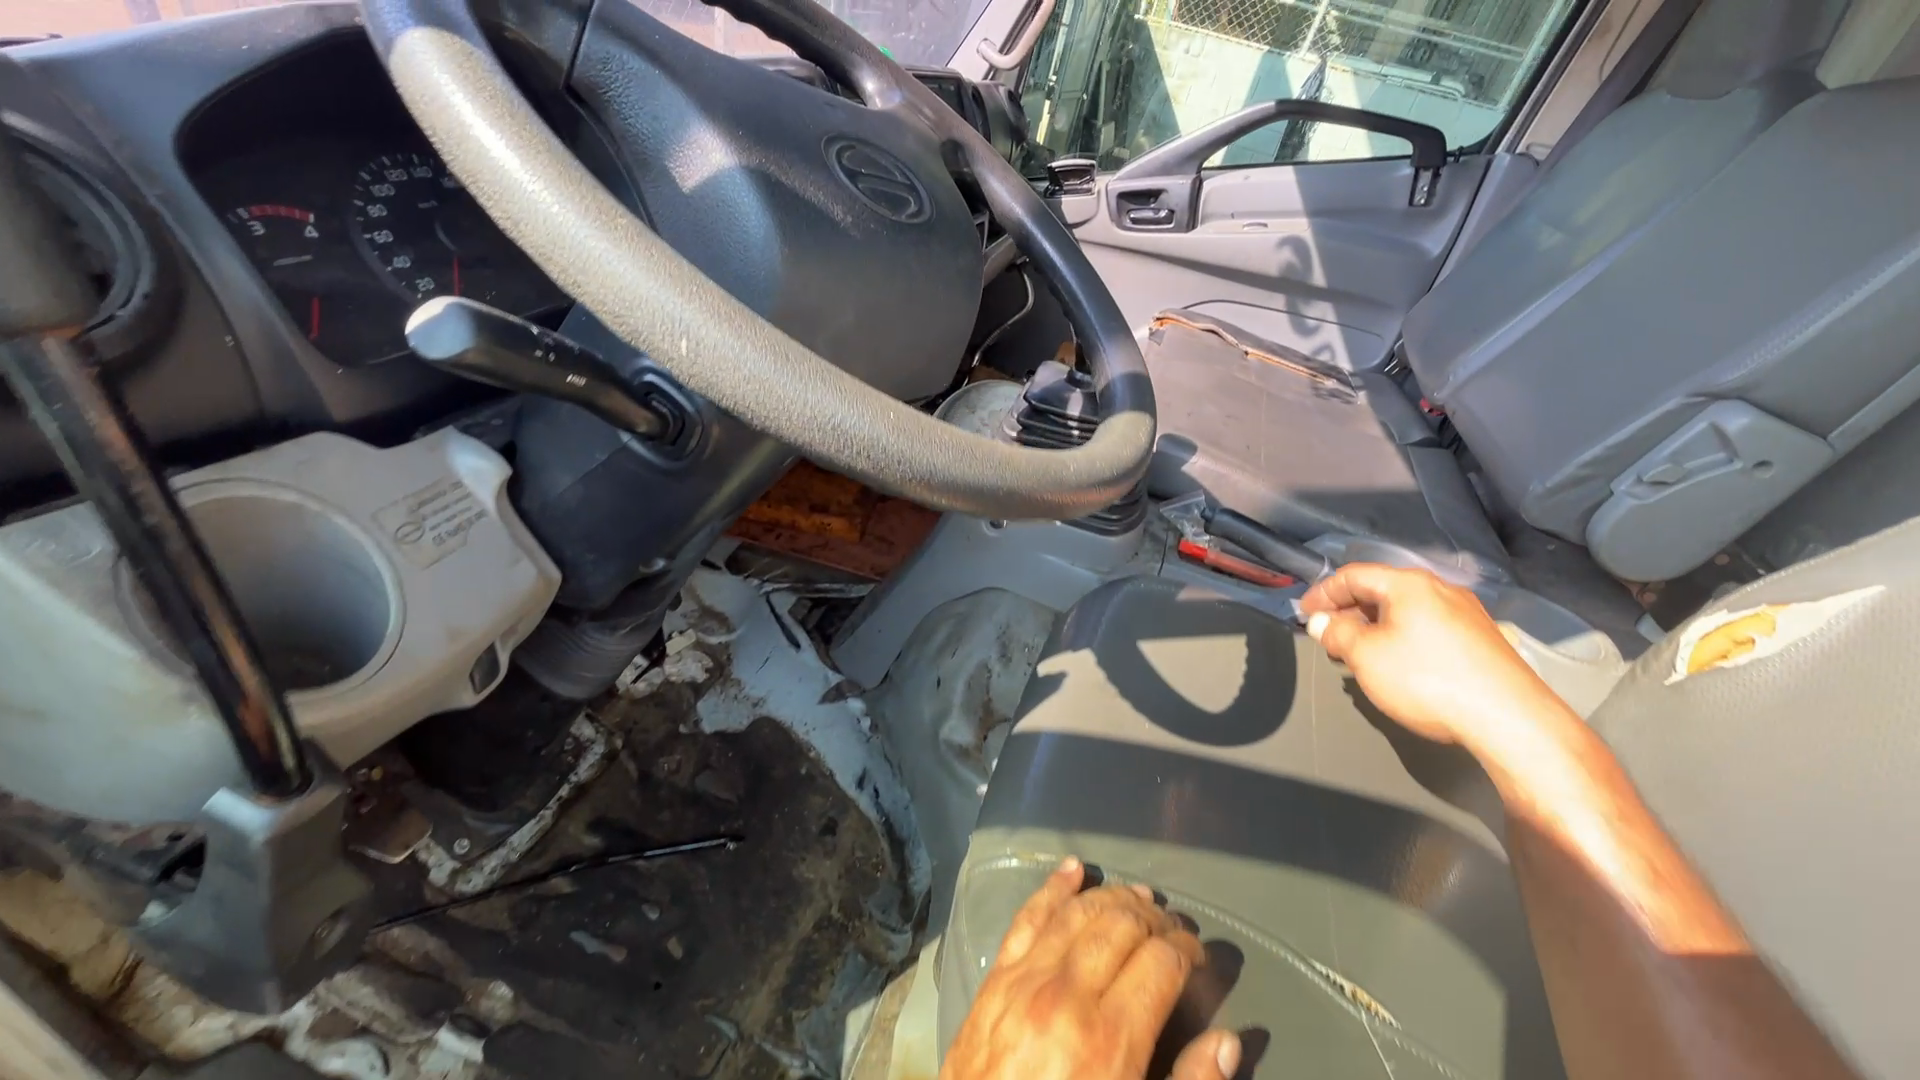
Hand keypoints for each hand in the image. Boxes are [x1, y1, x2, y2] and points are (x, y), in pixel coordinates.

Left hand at [941, 858, 1240, 1079]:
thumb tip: (1228, 1040)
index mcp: (1110, 1039)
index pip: (1161, 962)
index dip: (1188, 950)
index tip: (1198, 956)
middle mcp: (1068, 996)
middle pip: (1122, 926)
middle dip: (1156, 920)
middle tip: (1174, 931)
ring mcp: (1027, 979)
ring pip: (1079, 912)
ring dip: (1114, 897)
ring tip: (1139, 898)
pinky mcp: (997, 976)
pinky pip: (1028, 917)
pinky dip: (1054, 888)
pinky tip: (1074, 869)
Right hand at [1299, 563, 1566, 747]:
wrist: (1509, 719)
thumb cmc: (1427, 679)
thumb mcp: (1366, 656)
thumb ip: (1337, 633)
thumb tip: (1322, 621)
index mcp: (1409, 584)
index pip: (1353, 575)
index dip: (1322, 593)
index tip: (1304, 614)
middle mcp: (1441, 590)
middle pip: (1382, 590)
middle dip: (1349, 610)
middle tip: (1328, 635)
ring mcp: (1466, 614)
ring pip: (1406, 610)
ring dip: (1375, 626)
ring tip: (1358, 653)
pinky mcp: (1482, 640)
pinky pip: (1428, 627)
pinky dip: (1402, 637)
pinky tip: (1398, 664)